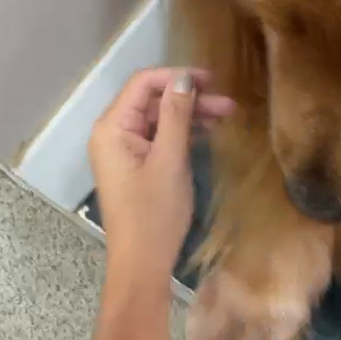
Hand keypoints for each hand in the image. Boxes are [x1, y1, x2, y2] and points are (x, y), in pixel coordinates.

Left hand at [89, 68, 234, 281]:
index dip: (176, 77)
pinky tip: (207, 134)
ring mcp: (124, 152)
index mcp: (113, 128)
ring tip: (225, 116)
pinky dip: (182, 134)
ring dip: (189, 115)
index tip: (212, 80)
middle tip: (228, 104)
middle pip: (152, 101)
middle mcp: (113, 134)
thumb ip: (176, 116)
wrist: (142, 262)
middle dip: (189, 98)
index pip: (142, 84)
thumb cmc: (154, 213)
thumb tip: (185, 80)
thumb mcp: (170, 161)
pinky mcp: (137, 167)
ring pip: (159, 120)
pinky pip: (159, 139)